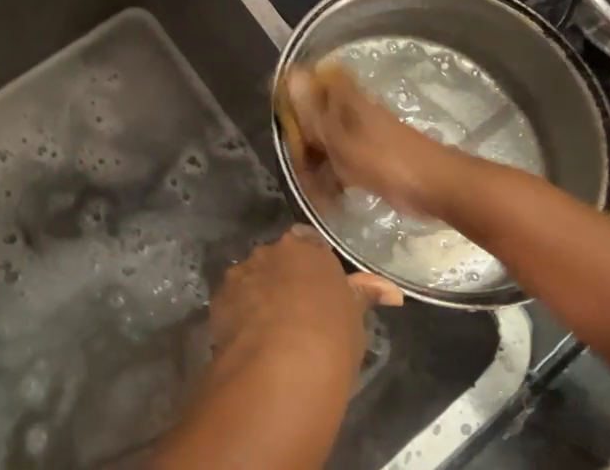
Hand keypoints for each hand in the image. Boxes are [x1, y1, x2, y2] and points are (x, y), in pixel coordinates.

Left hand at [210, 226, 401, 383]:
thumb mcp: (355, 317)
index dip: (312, 265)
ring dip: (259, 295)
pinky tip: (251, 342)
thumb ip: (364, 295)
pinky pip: (233, 302)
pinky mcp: (219, 300)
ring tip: (272, 332)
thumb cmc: (330, 336)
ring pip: (251, 279)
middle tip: (297, 311)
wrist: (281, 367)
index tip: (318, 286)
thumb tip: (391, 290)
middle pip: (277, 259)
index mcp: (306, 247)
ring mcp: (241, 274)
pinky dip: (241, 315)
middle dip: (284, 278)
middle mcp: (269, 251)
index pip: (308, 242)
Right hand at [284, 62, 459, 216]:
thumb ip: (312, 111)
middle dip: (305, 143)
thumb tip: (290, 73)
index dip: (296, 96)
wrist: (437, 186)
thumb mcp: (342, 138)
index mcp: (346, 100)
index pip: (314, 83)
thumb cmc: (386, 161)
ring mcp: (365, 134)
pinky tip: (330, 200)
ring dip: (318, 165)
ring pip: (330, 143)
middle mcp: (354, 111)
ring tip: (314, 193)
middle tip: (300, 169)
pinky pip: (345, 162)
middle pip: (318, 118)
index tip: (286, 120)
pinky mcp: (374, 157)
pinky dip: (335, 177)